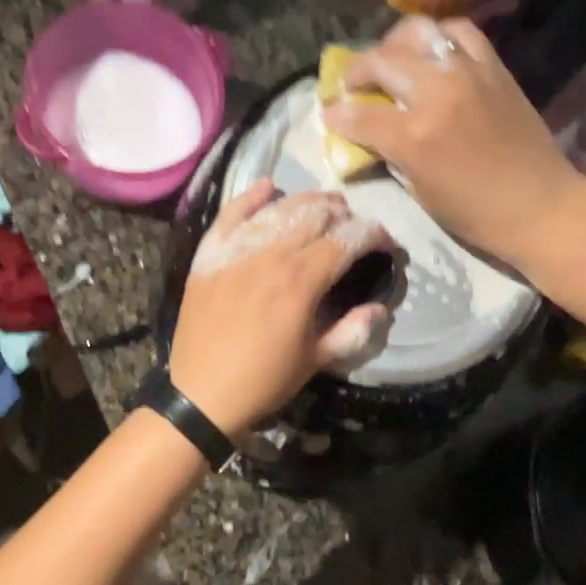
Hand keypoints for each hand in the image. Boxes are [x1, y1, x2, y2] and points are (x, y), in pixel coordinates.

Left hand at [168, 181, 391, 436]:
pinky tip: (269, 188)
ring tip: (322, 207)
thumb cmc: (262, 382)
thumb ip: (350, 331)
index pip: (346, 239)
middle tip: (352, 227)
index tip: (385, 243)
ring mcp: (235, 251)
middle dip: (343, 214)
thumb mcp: (314, 361)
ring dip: (306, 201)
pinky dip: (252, 197)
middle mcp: (269, 255)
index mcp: (301, 281)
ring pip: (278, 208)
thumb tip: (379, 308)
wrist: (200, 396)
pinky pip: (231, 214)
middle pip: (315, 214)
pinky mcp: (208, 256)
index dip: (373, 234)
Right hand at [320, 16, 585, 261]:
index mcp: (414, 136)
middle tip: (352, 86)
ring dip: (394, 44)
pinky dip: (437, 38)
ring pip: (418, 34)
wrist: (537, 203)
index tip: (328, 115)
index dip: (337, 115)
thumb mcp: (420, 192)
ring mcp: (467, 73)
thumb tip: (372, 135)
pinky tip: (431, 53)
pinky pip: (459, 33)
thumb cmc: (473, 213)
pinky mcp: (493, 67)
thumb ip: (392, 155)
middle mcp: (437, 93)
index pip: (359, 115)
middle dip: (357, 72)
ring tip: (390, 60)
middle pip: (382, 62)